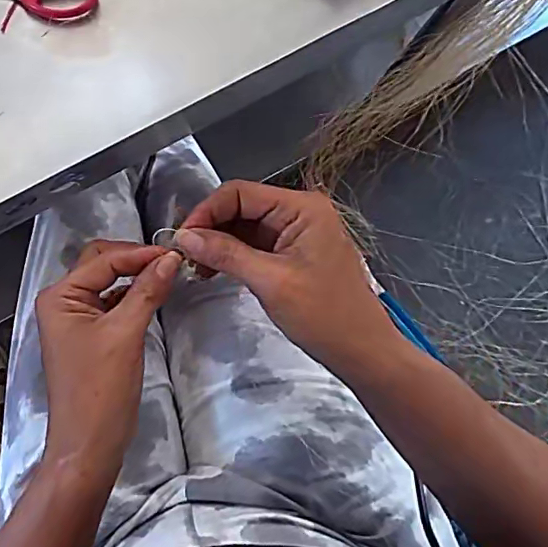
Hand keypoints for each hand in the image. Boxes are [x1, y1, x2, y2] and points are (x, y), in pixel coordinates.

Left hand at [34, 241, 180, 486]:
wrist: (88, 445)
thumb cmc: (99, 391)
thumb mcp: (125, 335)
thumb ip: (146, 292)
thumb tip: (169, 260)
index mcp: (58, 296)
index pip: (101, 260)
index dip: (138, 254)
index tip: (174, 253)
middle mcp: (61, 302)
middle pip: (99, 265)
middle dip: (133, 260)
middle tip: (170, 261)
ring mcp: (73, 319)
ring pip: (106, 284)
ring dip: (134, 277)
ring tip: (168, 274)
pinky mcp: (88, 336)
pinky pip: (110, 305)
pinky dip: (131, 298)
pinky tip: (153, 296)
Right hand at [172, 181, 402, 372]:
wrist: (364, 353)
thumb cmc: (327, 316)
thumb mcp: (270, 281)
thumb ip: (225, 253)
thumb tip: (184, 237)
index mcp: (302, 208)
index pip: (238, 193)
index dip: (206, 212)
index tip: (183, 238)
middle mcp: (298, 212)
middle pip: (237, 206)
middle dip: (208, 228)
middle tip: (185, 254)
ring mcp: (294, 231)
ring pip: (240, 225)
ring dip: (215, 243)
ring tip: (197, 266)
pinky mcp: (289, 251)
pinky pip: (249, 242)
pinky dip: (228, 254)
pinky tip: (213, 270)